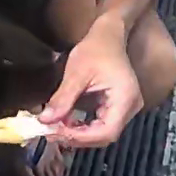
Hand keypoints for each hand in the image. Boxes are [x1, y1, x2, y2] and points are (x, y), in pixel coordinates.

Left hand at [39, 17, 141, 147]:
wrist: (109, 38)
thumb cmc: (95, 50)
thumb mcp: (76, 73)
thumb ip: (62, 99)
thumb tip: (45, 121)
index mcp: (125, 98)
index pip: (106, 131)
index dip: (81, 137)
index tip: (56, 132)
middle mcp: (131, 107)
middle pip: (106, 135)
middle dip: (78, 137)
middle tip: (51, 132)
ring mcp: (127, 109)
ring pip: (104, 133)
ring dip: (80, 134)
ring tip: (56, 128)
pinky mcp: (120, 108)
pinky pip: (103, 125)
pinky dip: (85, 127)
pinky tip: (68, 122)